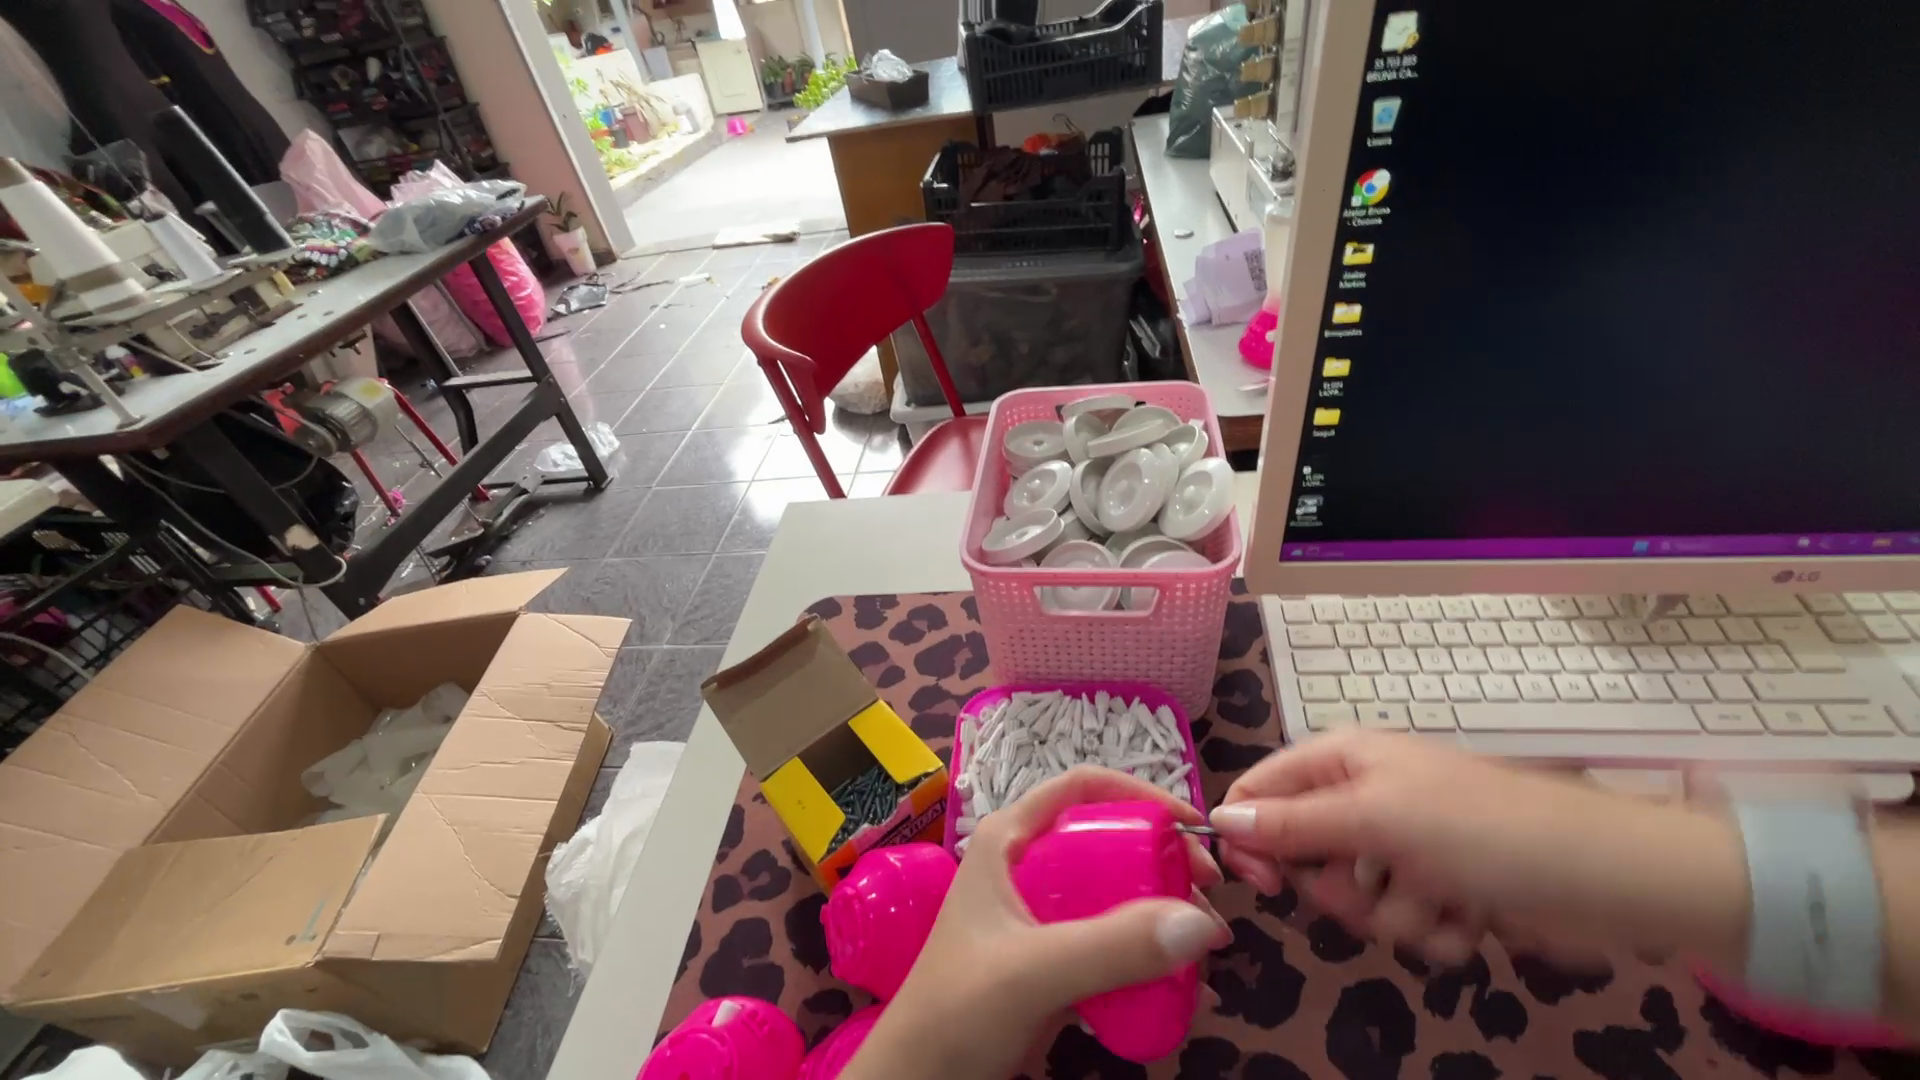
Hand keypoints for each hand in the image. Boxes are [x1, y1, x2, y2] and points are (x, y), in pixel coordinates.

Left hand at [844, 767, 1229, 1079]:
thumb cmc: (958, 1011)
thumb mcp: (1032, 972)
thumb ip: (1111, 947)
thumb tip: (1200, 921)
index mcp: (1010, 839)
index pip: (1081, 788)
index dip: (1140, 795)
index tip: (1193, 828)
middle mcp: (1026, 862)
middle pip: (1105, 836)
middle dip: (1161, 858)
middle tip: (1206, 896)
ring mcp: (1038, 908)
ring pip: (1112, 886)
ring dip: (1159, 907)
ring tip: (1202, 945)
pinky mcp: (1049, 952)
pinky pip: (1107, 933)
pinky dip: (1143, 948)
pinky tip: (1176, 979)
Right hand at [1211, 731, 1749, 969]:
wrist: (1609, 879)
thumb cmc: (1481, 829)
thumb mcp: (1375, 819)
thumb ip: (1292, 823)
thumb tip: (1218, 820)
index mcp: (1340, 761)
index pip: (1261, 791)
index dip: (1250, 836)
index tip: (1262, 882)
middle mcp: (1361, 799)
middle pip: (1301, 854)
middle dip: (1338, 887)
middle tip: (1376, 888)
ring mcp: (1398, 847)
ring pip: (1349, 897)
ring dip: (1391, 915)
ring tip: (1440, 904)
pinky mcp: (1433, 890)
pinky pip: (1396, 922)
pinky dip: (1429, 931)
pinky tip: (1468, 922)